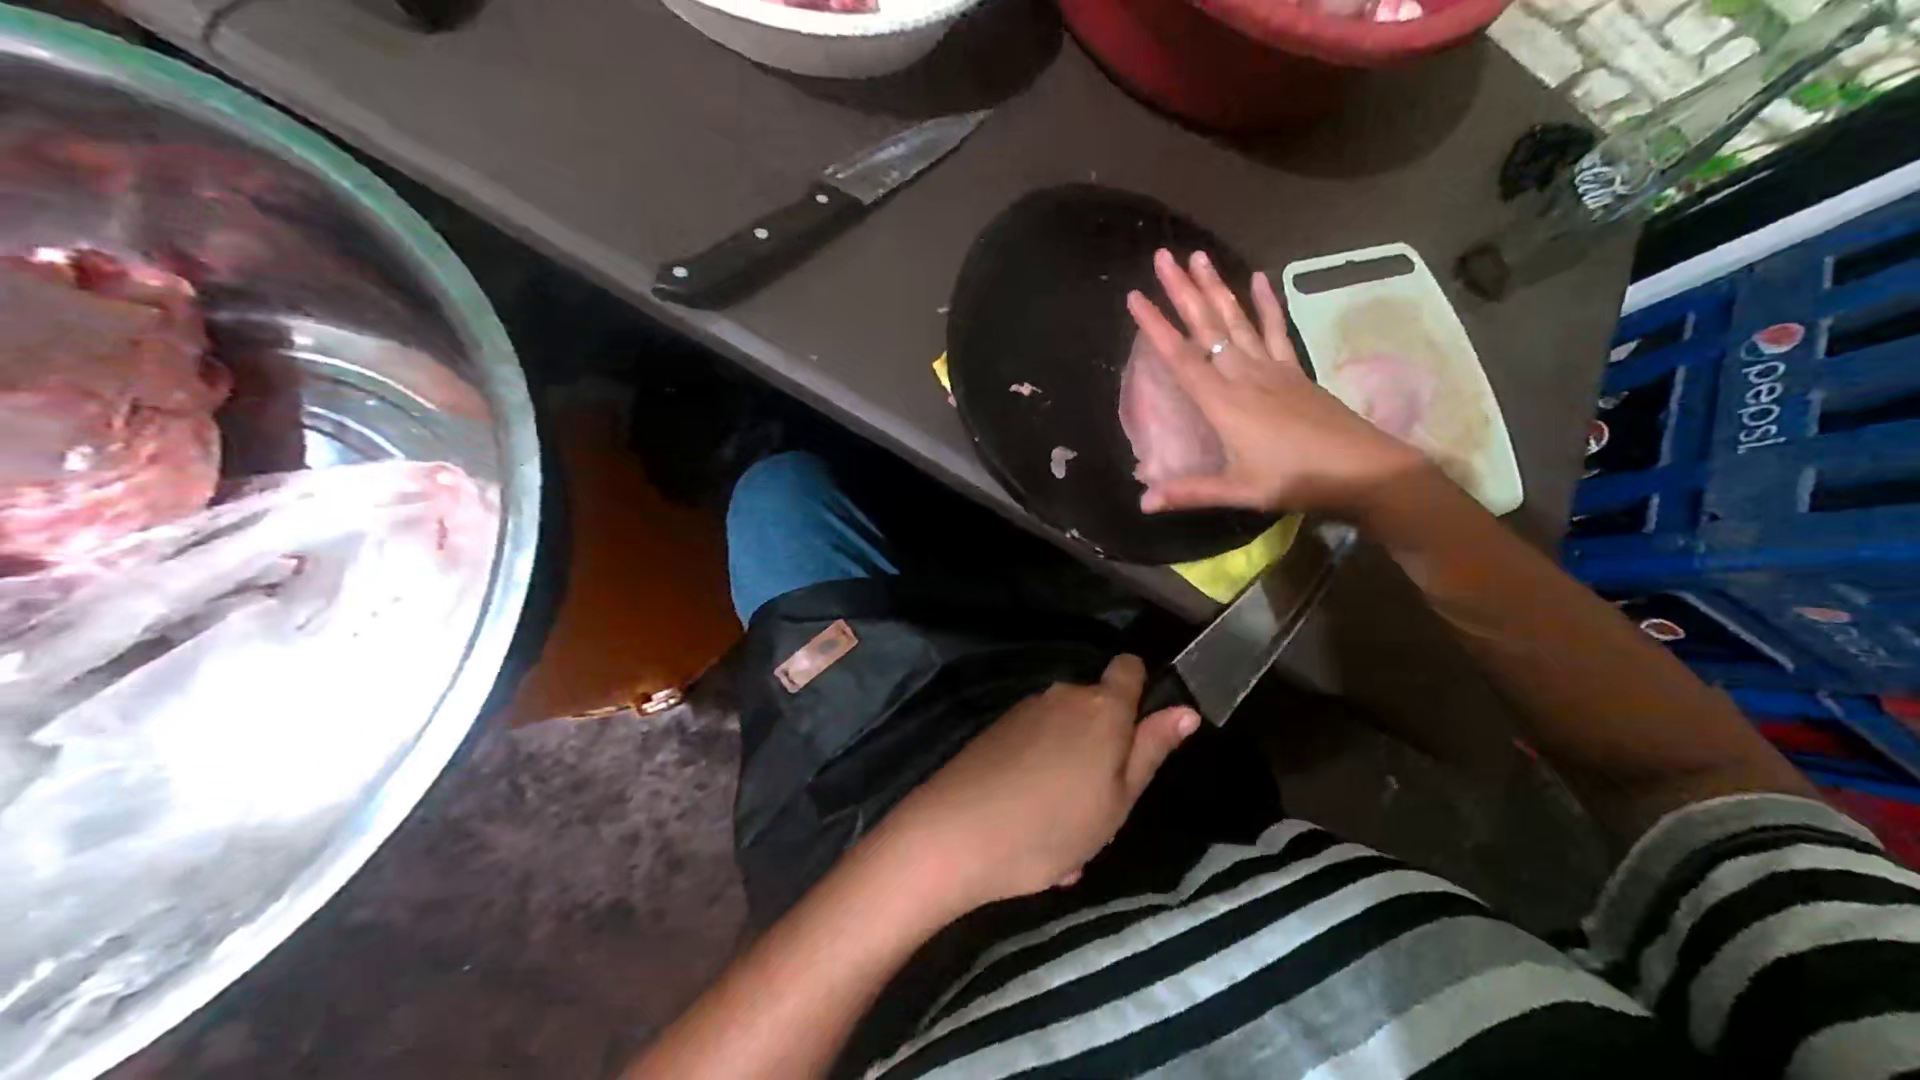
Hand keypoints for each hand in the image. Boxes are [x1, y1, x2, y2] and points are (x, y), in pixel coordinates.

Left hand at [869, 655, 1199, 912]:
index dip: (1141, 692)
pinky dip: (1040, 778)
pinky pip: (1034, 749)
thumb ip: (1151, 749)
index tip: (1140, 734)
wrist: (955, 834)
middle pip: (1096, 710)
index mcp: (1102, 708)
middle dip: (1103, 751)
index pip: (1130, 668)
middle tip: (1099, 812)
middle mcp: (1062, 696)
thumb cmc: (1053, 826)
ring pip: (1064, 738)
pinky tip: (1029, 826)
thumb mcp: (1118, 799)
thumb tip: (1186, 709)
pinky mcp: (995, 730)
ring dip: (1071, 774)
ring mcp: (1024, 711)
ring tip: (1061, 836)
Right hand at [1126, 249, 1430, 519]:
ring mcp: (1272, 369)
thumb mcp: (1239, 491)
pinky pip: (1275, 330)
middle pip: (1208, 326)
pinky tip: (1259, 278)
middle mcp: (1244, 375)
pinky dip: (1265, 304)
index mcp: (1223, 402)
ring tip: (1198, 256)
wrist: (1362, 468)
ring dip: (1216, 287)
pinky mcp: (1294, 370)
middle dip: (1183, 291)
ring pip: (1237, 320)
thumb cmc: (1295, 480)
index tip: (1135, 297)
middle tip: (1163, 257)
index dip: (1156, 327)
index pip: (1182, 358)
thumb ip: (1190, 492)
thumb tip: (1143, 502)